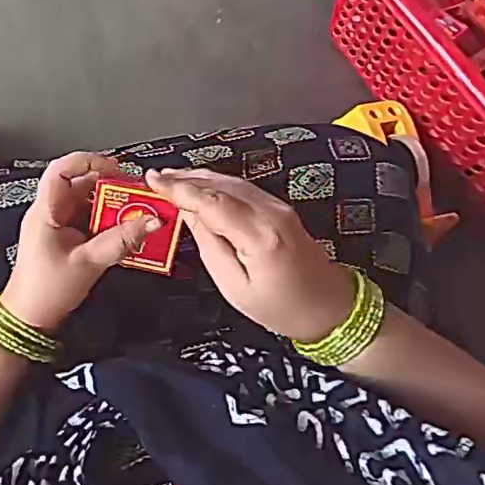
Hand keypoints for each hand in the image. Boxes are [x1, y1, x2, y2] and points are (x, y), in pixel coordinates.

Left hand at [2, 153, 161, 330]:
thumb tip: (150, 221)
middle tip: (136, 194)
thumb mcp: (88, 263)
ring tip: (135, 213)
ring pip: (89, 201)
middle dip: (111, 186)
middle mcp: (50, 211)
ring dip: (112, 205)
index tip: (116, 169)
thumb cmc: (45, 291)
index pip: (62, 169)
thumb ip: (121, 240)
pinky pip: (90, 217)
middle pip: (81, 183)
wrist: (29, 319)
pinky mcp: (66, 235)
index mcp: (46, 211)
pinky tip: (124, 230)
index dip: (89, 160)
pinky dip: (108, 220)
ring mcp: (57, 223)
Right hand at [146, 168, 355, 341]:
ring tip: (170, 178)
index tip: (153, 180)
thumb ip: (209, 245)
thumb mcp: (235, 288)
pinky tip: (200, 186)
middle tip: (156, 176)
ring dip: (200, 178)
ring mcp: (278, 207)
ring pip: (231, 182)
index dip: (179, 188)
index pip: (211, 202)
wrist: (331, 307)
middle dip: (185, 178)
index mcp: (260, 237)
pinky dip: (217, 184)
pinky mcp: (280, 208)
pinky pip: (242, 188)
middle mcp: (270, 213)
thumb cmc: (283, 308)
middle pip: (220, 185)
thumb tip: (189, 214)